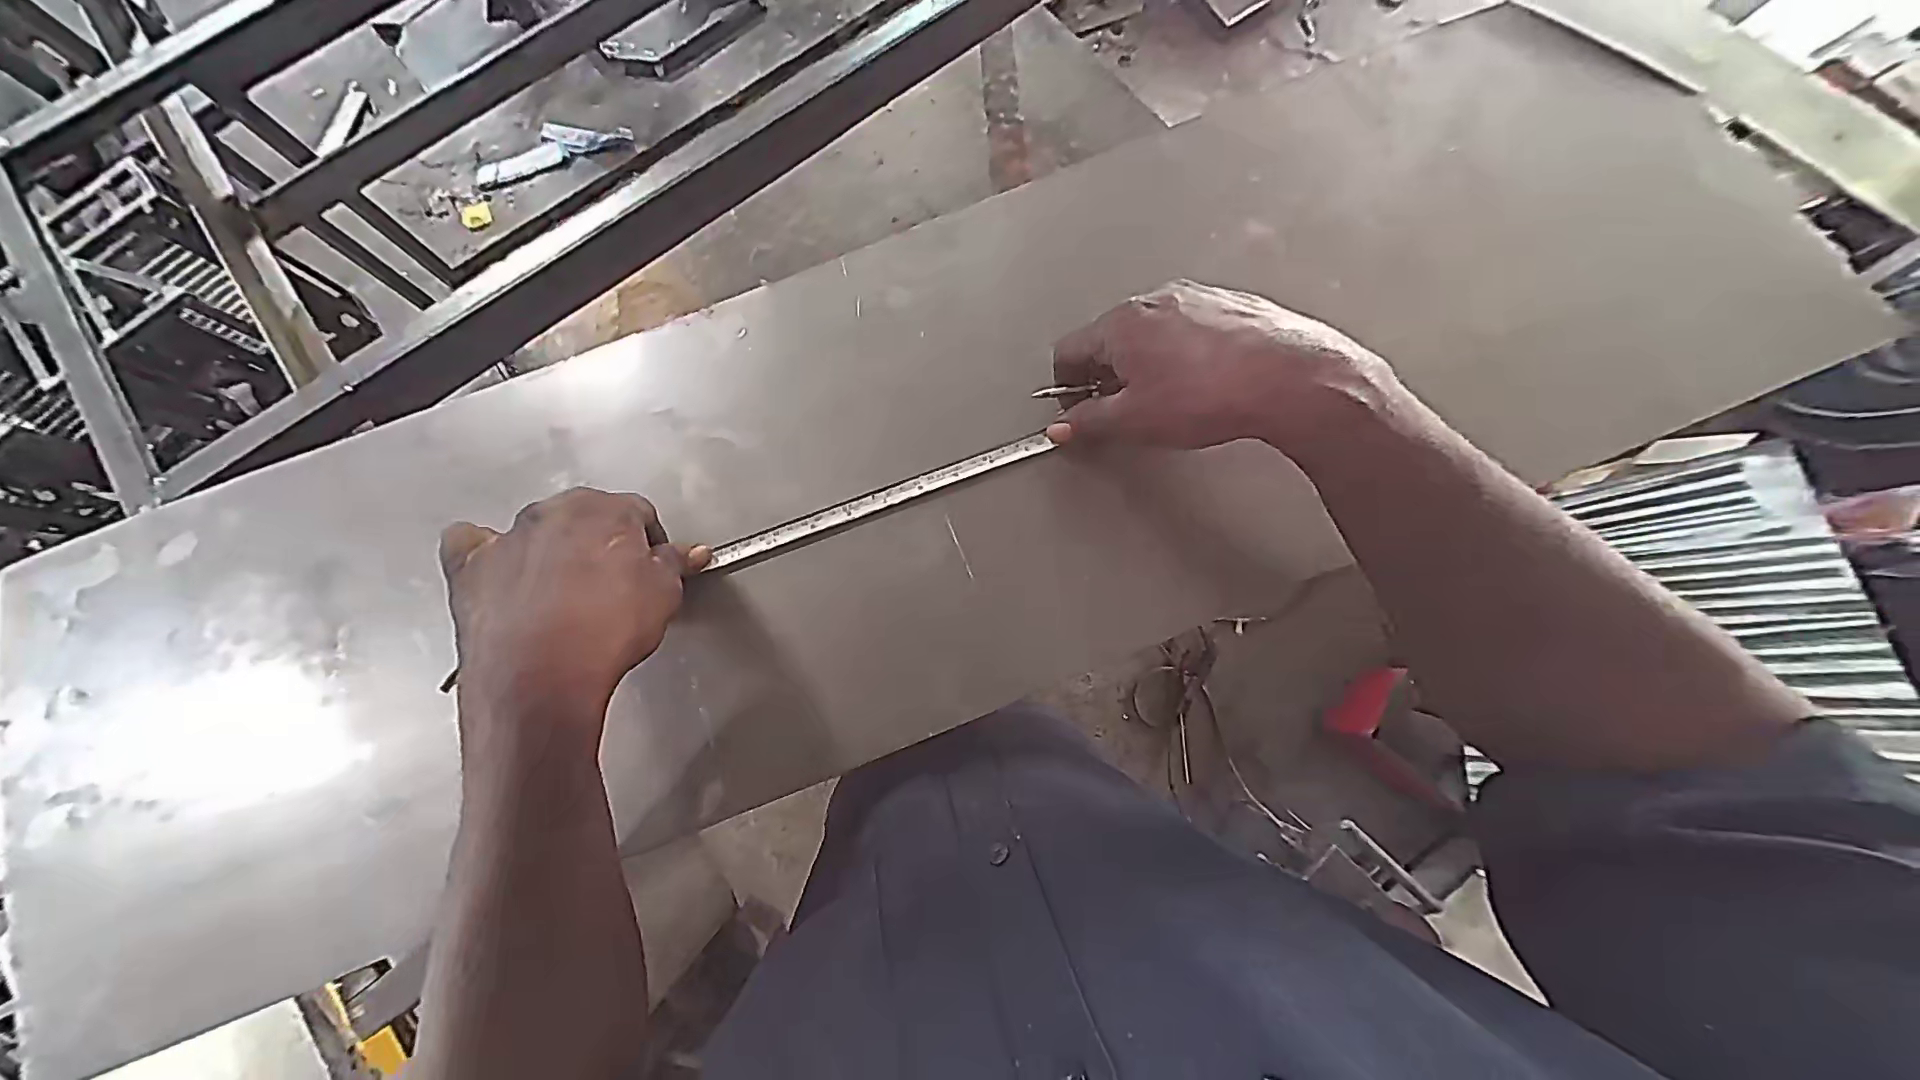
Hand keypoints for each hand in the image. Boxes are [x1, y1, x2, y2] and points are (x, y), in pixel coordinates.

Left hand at [440, 488, 711, 738]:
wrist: (540, 678)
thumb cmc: (602, 633)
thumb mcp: (664, 595)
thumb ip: (674, 564)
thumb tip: (685, 554)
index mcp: (607, 511)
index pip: (639, 512)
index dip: (651, 540)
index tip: (655, 563)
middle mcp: (554, 513)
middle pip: (588, 514)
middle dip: (604, 540)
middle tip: (619, 578)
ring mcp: (509, 538)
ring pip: (538, 527)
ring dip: (555, 548)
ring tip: (571, 590)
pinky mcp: (471, 567)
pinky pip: (473, 542)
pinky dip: (489, 551)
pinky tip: (505, 567)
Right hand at [1046, 280, 1403, 456]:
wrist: (1290, 380)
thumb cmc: (1215, 393)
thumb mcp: (1133, 420)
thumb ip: (1089, 422)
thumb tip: (1067, 425)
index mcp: (1121, 323)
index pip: (1068, 351)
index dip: (1064, 387)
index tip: (1077, 409)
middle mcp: (1155, 302)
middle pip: (1107, 340)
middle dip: (1105, 377)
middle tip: (1119, 410)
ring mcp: (1194, 300)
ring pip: (1148, 334)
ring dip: (1143, 366)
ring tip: (1165, 401)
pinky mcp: (1227, 308)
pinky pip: (1185, 331)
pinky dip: (1179, 357)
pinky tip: (1197, 386)